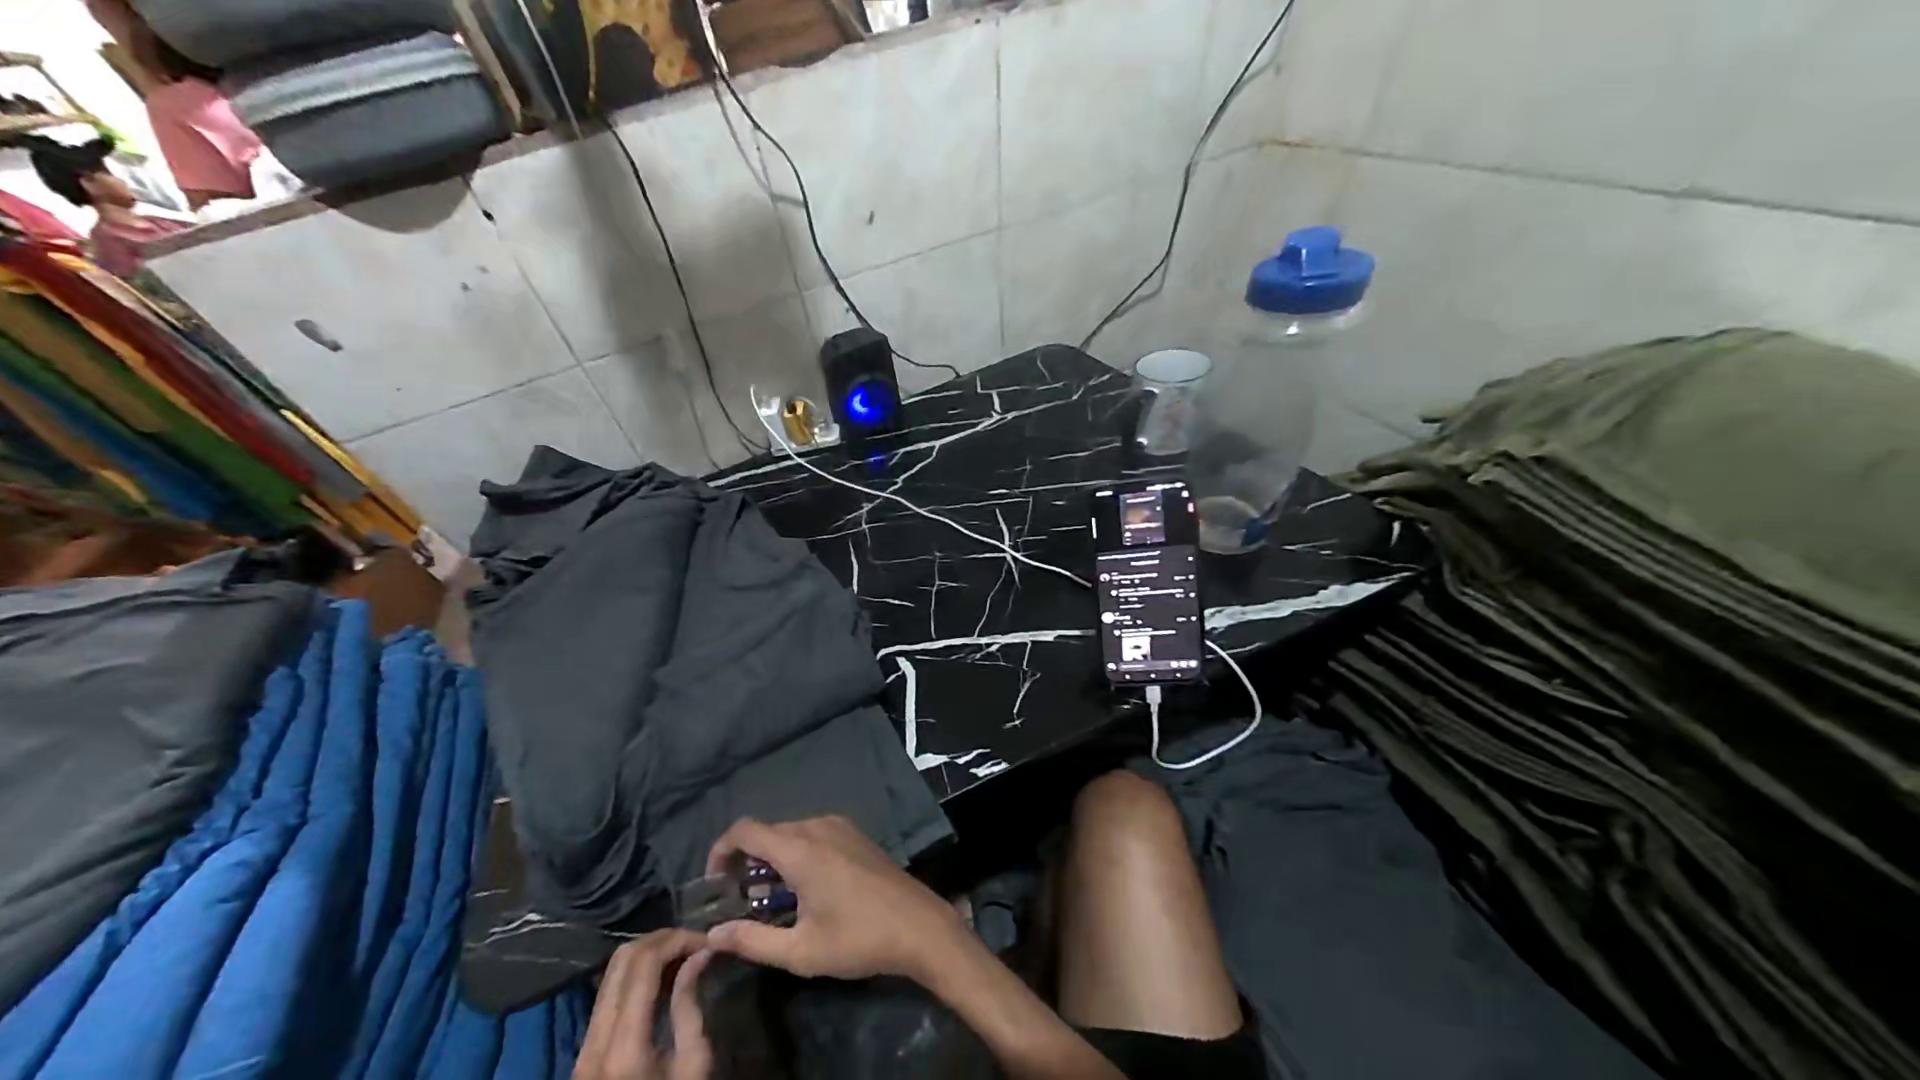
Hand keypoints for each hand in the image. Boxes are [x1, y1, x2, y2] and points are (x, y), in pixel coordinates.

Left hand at [574, 929, 714, 1079]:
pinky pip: (608, 994)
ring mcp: (582, 1046)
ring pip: (610, 973)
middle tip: (695, 942)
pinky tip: (663, 978)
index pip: (644, 964)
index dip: (677, 939)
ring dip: (648, 953)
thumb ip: (690, 1006)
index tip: (707, 940)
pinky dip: (636, 974)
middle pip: (621, 960)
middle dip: (662, 940)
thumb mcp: (693, 1067)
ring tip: (682, 955)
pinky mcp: (583, 1051)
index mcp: (624, 1048)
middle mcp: (595, 1040)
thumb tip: (699, 955)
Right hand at [703, 816, 967, 982]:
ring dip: (773, 860)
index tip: (714, 883)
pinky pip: (813, 835)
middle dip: (746, 862)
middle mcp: (818, 827)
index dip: (720, 850)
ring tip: (772, 901)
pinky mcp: (856, 835)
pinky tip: (805, 889)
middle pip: (768, 832)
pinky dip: (797, 854)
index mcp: (801, 849)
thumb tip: (713, 935)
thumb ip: (752, 941)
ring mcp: (841, 827)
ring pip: (791, 833)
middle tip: (741, 902)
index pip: (745, 830)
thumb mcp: (801, 951)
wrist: (920, 926)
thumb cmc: (859, 939)